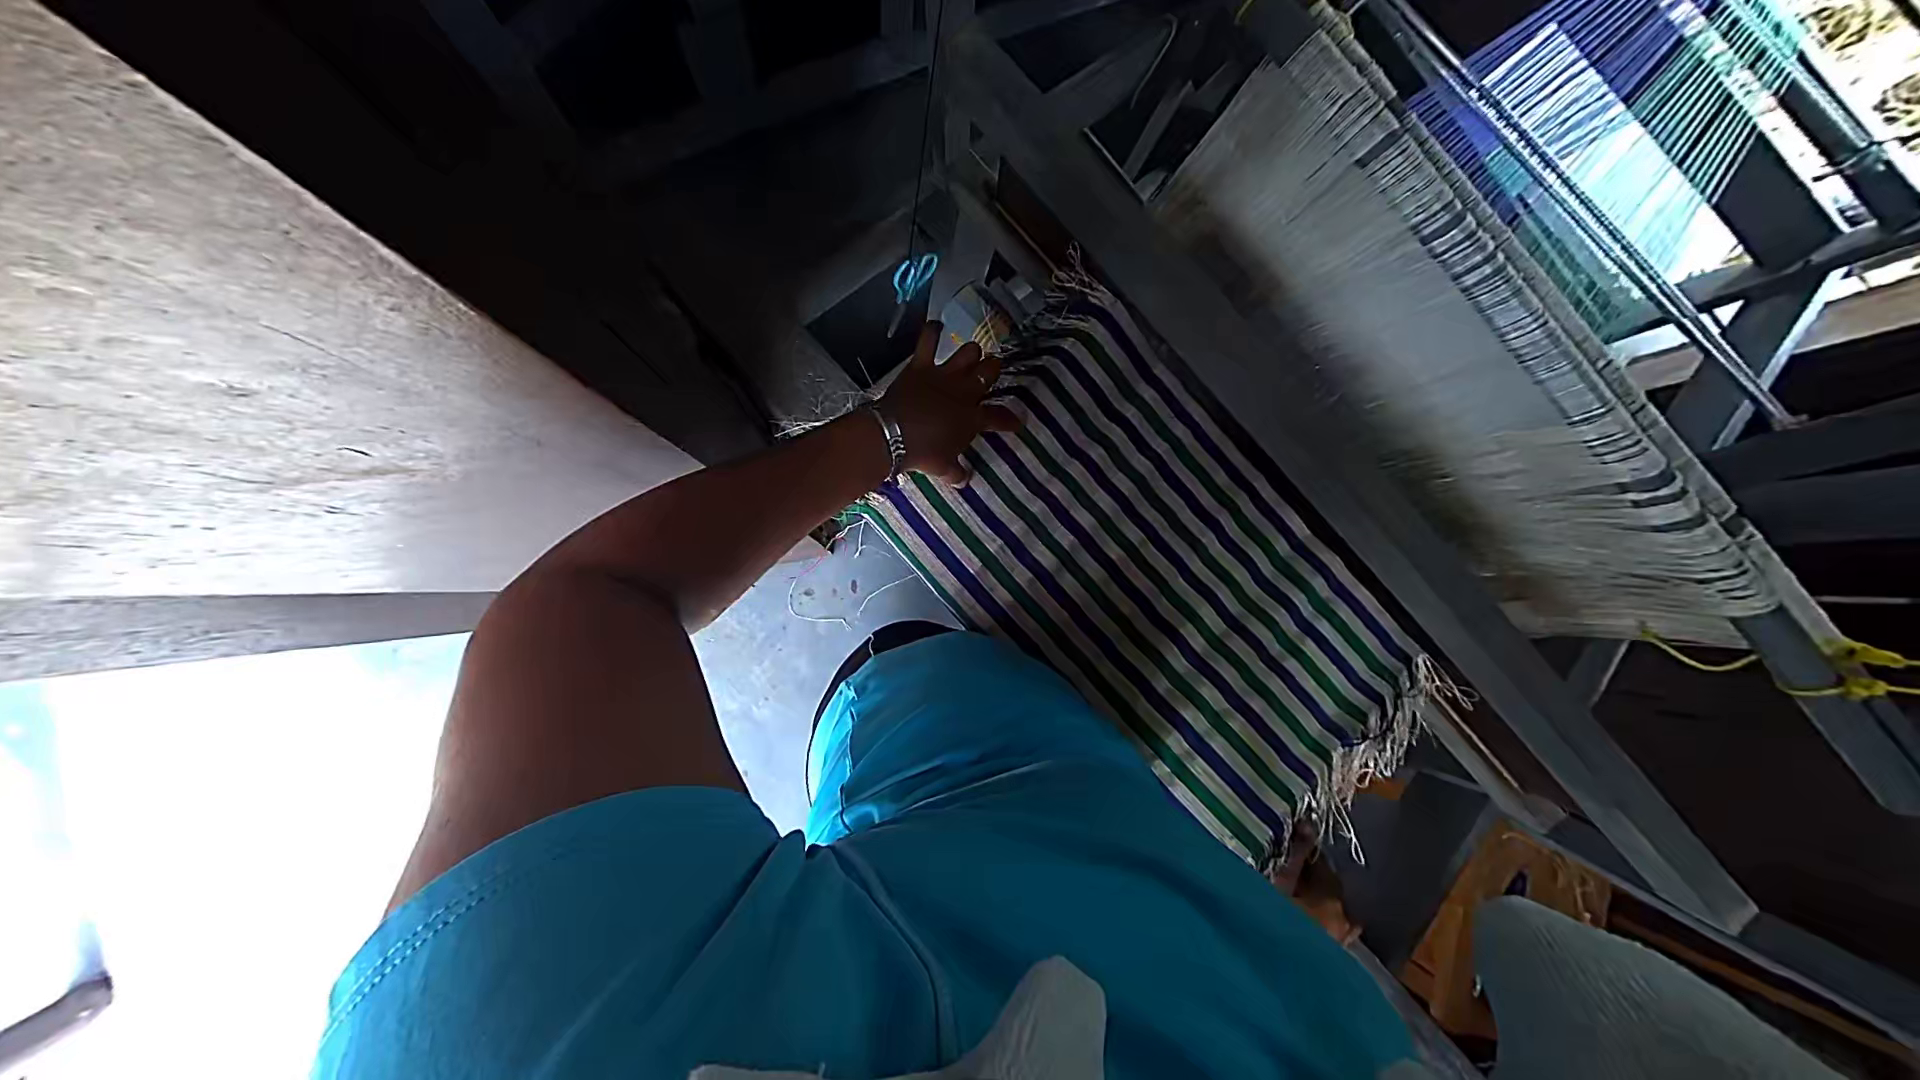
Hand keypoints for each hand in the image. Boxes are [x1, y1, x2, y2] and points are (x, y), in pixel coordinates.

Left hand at [880, 321, 1022, 485]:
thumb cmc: (922, 454)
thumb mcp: (943, 468)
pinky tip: (936, 325)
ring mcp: (944, 376)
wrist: (893, 435)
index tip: (1018, 421)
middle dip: (993, 370)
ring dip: (971, 352)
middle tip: (992, 372)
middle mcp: (964, 392)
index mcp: (972, 418)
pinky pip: (928, 341)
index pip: (999, 417)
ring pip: (968, 352)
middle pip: (989, 373)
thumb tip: (964, 480)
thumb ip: (956, 471)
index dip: (1010, 419)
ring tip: (971, 354)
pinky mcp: (921, 366)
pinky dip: (933, 332)